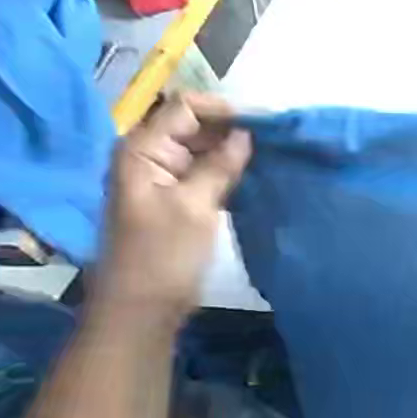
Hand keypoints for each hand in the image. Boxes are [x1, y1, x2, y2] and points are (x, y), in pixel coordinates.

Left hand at [89, 94, 250, 326]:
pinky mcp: (176, 200)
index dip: (225, 109)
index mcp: (142, 149)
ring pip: (201, 149)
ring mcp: (162, 179)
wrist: (141, 309)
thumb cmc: (163, 256)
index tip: (265, 121)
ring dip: (231, 150)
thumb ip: (220, 165)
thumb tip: (245, 134)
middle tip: (275, 139)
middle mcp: (148, 156)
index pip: (186, 108)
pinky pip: (203, 173)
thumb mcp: (195, 206)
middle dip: (231, 128)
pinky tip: (253, 175)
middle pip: (193, 126)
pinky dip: (226, 171)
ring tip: (270, 154)